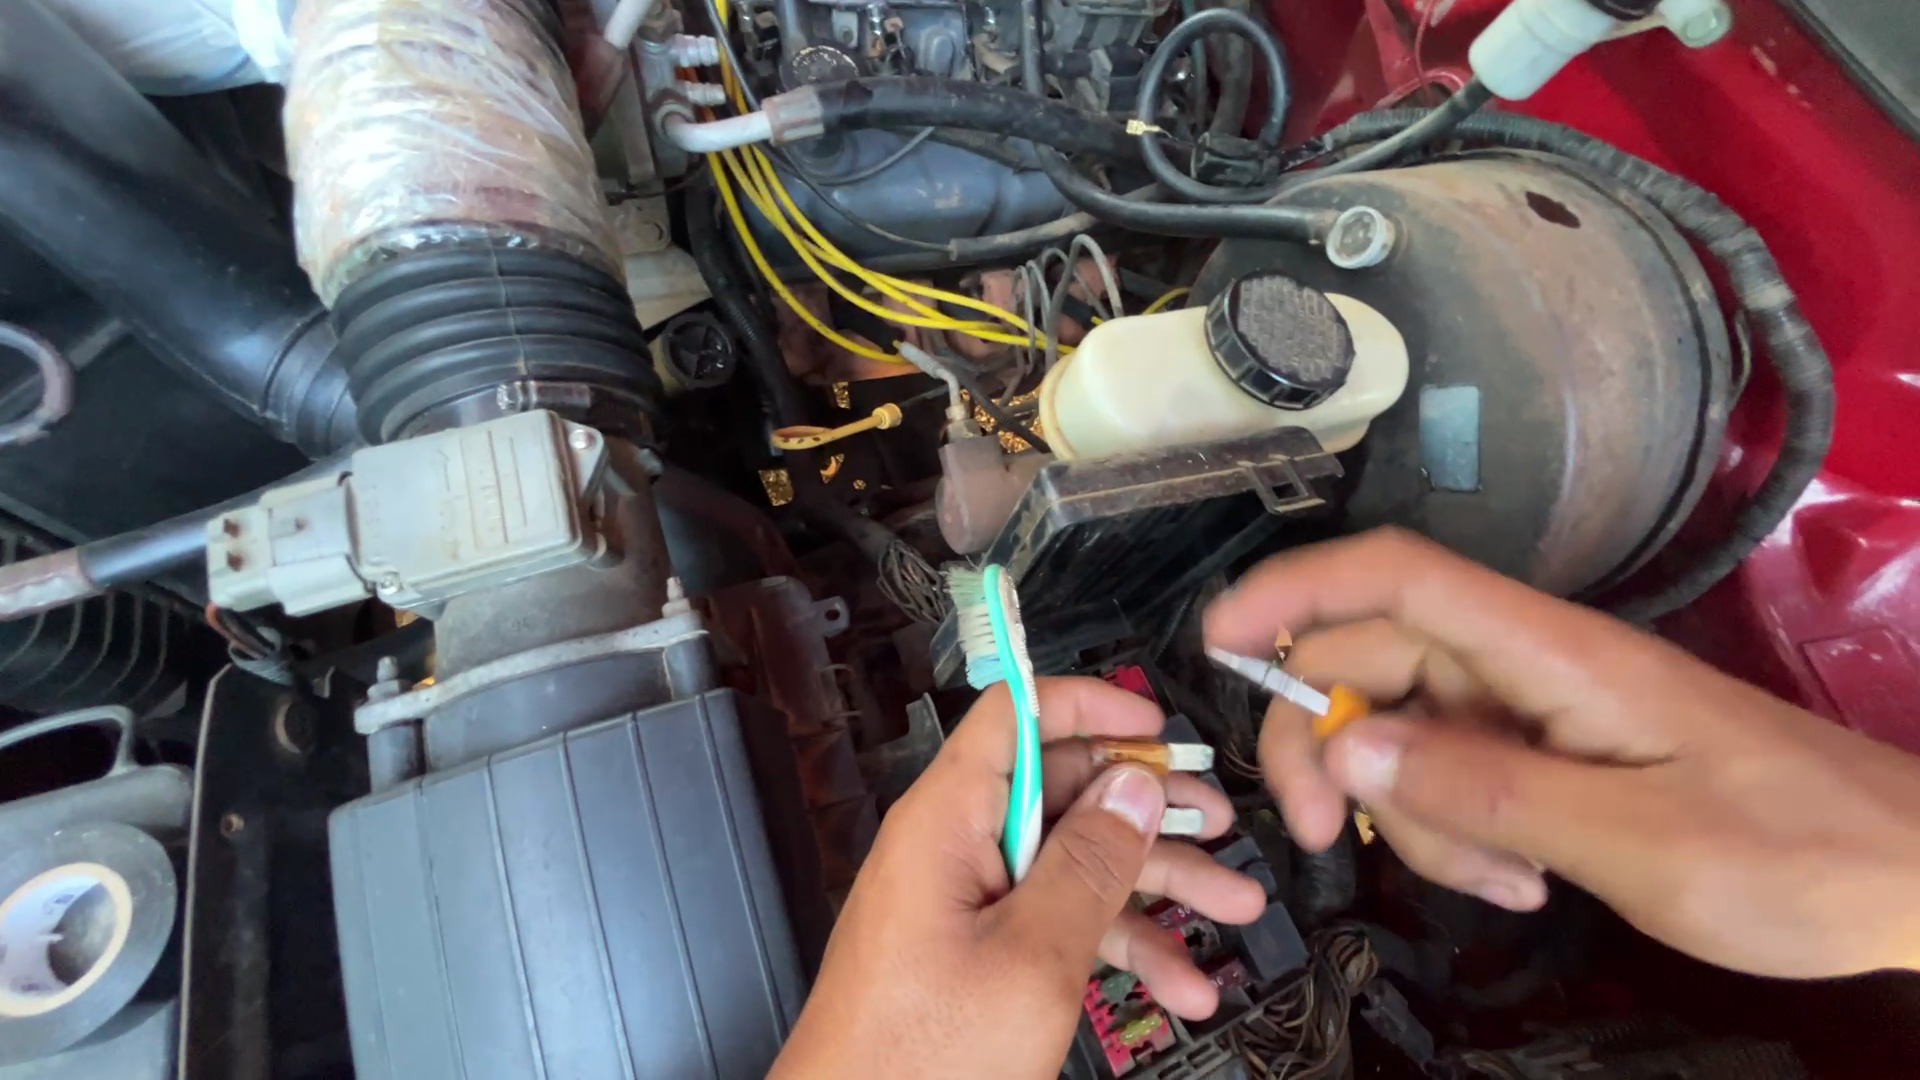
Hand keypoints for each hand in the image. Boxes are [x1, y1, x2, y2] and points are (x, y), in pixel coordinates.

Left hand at [771, 678, 1263, 1078]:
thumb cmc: (928, 1054)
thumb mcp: (1030, 957)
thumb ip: (1089, 863)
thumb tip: (1135, 784)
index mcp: (950, 813)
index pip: (1015, 714)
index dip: (1085, 705)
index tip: (1155, 727)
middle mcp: (959, 838)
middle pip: (1062, 787)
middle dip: (1147, 806)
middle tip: (1221, 821)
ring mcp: (973, 892)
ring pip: (1073, 856)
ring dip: (1154, 881)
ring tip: (1234, 903)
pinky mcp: (984, 940)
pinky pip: (1057, 915)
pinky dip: (1118, 940)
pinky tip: (1183, 981)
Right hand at [1204, 528, 1919, 978]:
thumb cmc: (1803, 856)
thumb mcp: (1642, 844)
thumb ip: (1479, 788)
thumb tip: (1341, 742)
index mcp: (1539, 647)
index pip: (1391, 576)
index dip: (1294, 588)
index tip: (1220, 638)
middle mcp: (1505, 657)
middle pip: (1361, 660)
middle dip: (1321, 743)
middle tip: (1315, 831)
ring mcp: (1507, 701)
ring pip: (1388, 726)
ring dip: (1402, 808)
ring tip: (1491, 881)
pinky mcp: (1515, 742)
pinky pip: (1432, 768)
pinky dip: (1440, 824)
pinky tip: (1508, 875)